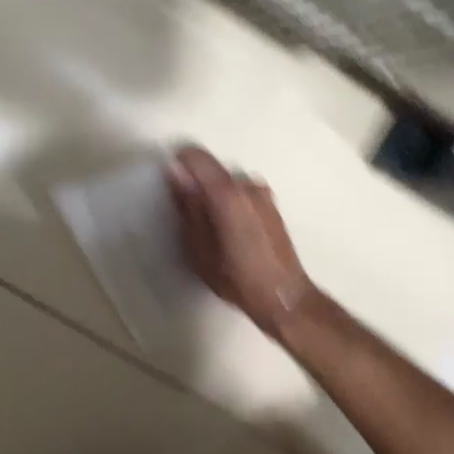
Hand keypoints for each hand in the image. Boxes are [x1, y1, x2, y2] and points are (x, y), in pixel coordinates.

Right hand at [167, 145, 314, 335]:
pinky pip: (241, 191)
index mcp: (227, 192)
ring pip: (227, 181)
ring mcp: (263, 192)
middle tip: (188, 218)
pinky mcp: (272, 203)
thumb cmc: (235, 277)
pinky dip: (230, 202)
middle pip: (212, 168)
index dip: (178, 164)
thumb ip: (187, 206)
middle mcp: (247, 184)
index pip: (194, 156)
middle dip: (196, 185)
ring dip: (214, 195)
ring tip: (211, 229)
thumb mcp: (199, 248)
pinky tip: (231, 232)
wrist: (283, 297)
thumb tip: (175, 172)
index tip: (170, 187)